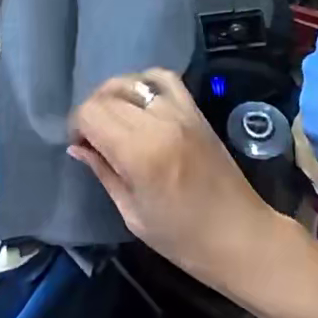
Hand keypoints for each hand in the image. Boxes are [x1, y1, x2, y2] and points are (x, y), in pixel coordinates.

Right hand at [68, 69, 286, 291]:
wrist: (239, 234)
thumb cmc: (182, 238)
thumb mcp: (133, 214)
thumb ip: (104, 172)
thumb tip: (78, 147)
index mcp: (140, 153)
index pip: (93, 112)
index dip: (77, 125)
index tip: (79, 145)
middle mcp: (160, 121)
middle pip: (109, 93)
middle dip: (93, 111)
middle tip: (92, 137)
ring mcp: (181, 111)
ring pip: (134, 80)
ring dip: (115, 94)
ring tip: (113, 119)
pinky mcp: (196, 110)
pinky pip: (165, 79)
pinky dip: (146, 82)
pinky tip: (140, 102)